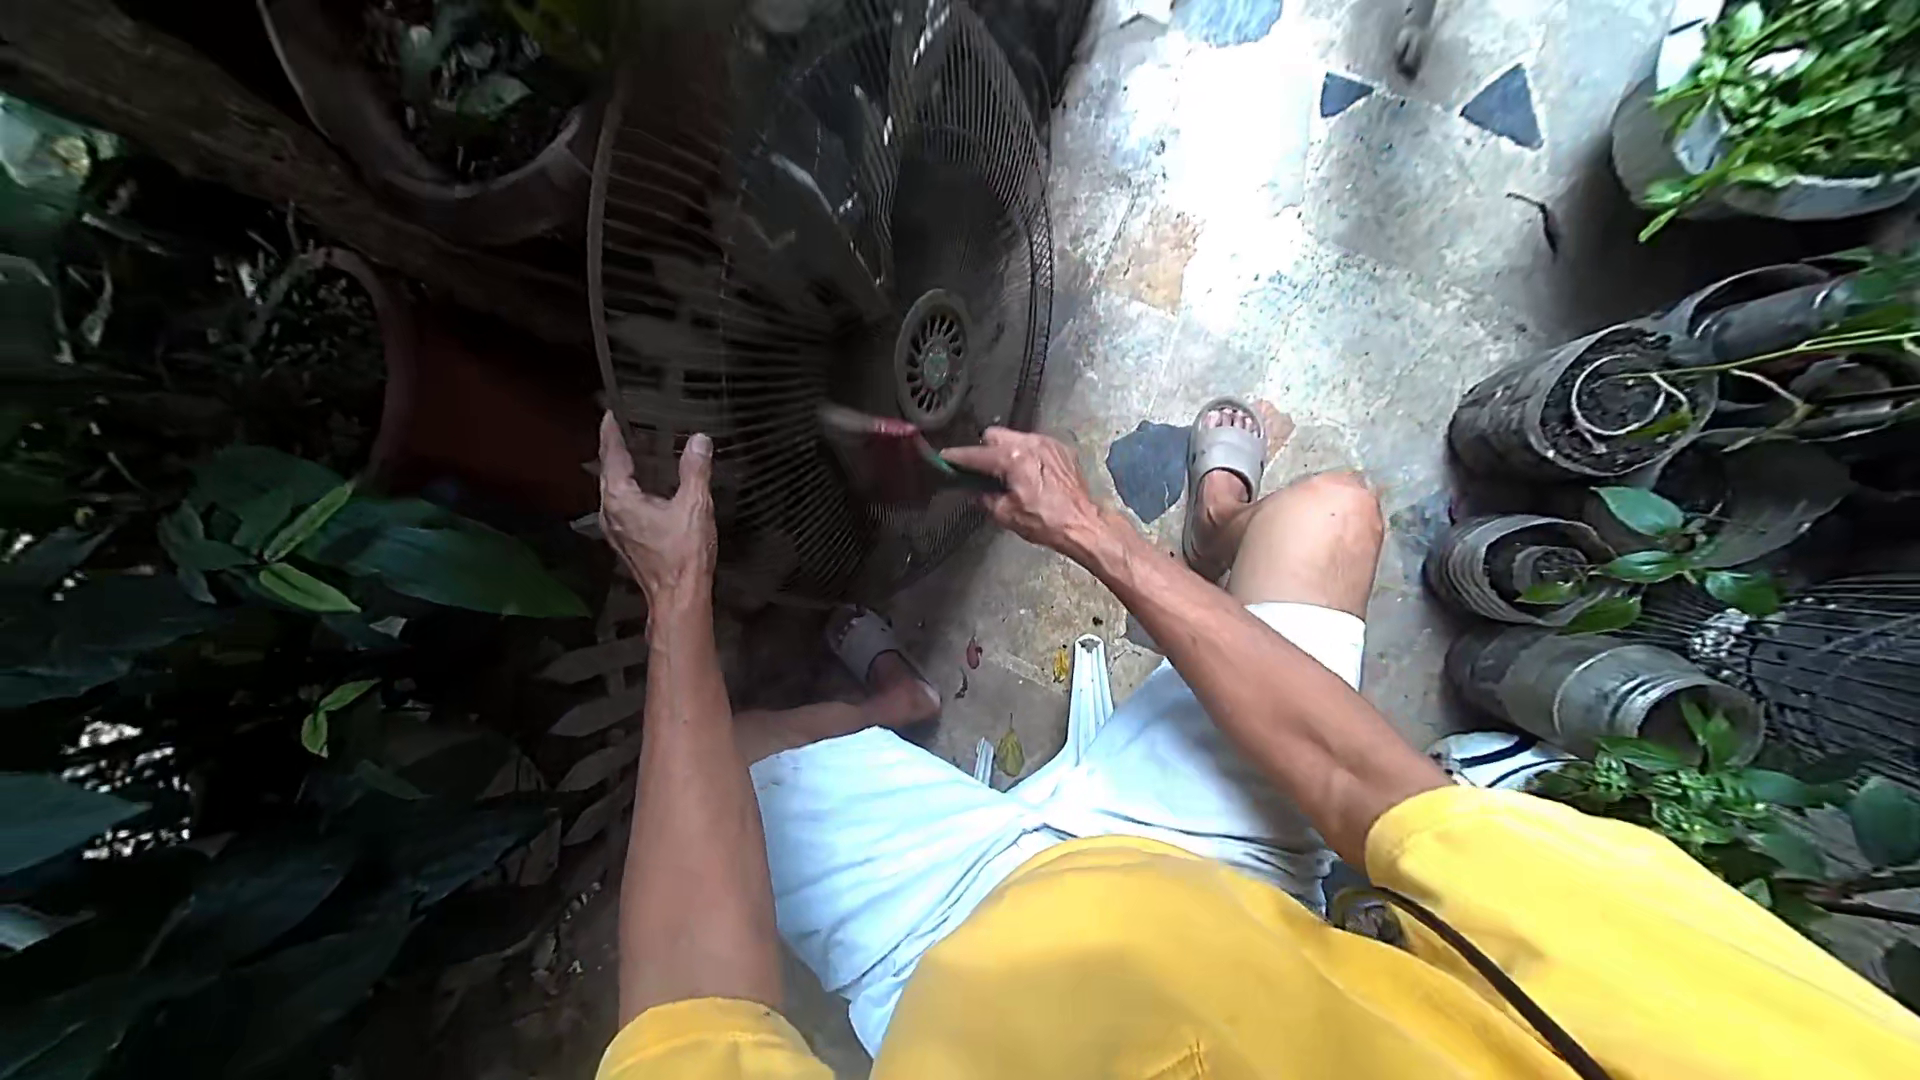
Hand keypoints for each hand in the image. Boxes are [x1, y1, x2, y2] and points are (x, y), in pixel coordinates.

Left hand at [598, 412, 716, 606]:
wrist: (679, 597)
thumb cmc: (684, 554)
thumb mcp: (695, 507)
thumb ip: (695, 471)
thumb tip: (700, 440)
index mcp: (621, 498)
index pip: (612, 455)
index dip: (612, 432)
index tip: (612, 413)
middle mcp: (611, 511)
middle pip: (609, 472)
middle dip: (616, 450)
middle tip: (627, 428)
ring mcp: (616, 528)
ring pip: (614, 490)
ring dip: (624, 471)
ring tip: (638, 454)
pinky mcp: (627, 541)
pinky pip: (623, 505)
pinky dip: (631, 490)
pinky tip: (647, 490)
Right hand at [943, 428, 1103, 555]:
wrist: (1082, 524)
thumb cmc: (1046, 521)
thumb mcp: (1005, 514)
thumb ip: (984, 498)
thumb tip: (976, 492)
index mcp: (1012, 458)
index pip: (975, 454)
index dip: (956, 457)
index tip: (945, 458)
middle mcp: (1030, 443)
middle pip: (994, 435)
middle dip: (984, 450)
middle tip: (982, 471)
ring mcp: (1048, 443)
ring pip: (1016, 437)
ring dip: (1006, 451)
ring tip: (1008, 474)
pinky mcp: (1061, 449)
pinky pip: (1036, 444)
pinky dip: (1027, 454)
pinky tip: (1030, 474)